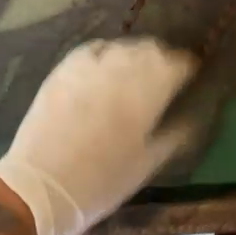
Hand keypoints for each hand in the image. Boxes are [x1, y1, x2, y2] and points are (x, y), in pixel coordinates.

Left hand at [0, 38, 199, 234]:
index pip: (177, 64)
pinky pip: (93, 50)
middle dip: (162, 59)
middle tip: (165, 74)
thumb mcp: (147, 165)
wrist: (41, 187)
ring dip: (135, 55)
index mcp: (148, 93)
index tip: (191, 74)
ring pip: (123, 47)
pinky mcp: (65, 68)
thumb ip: (175, 135)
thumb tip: (193, 116)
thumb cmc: (101, 182)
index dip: (187, 66)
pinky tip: (106, 65)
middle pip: (151, 49)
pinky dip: (105, 54)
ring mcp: (91, 66)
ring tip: (135, 71)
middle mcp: (121, 70)